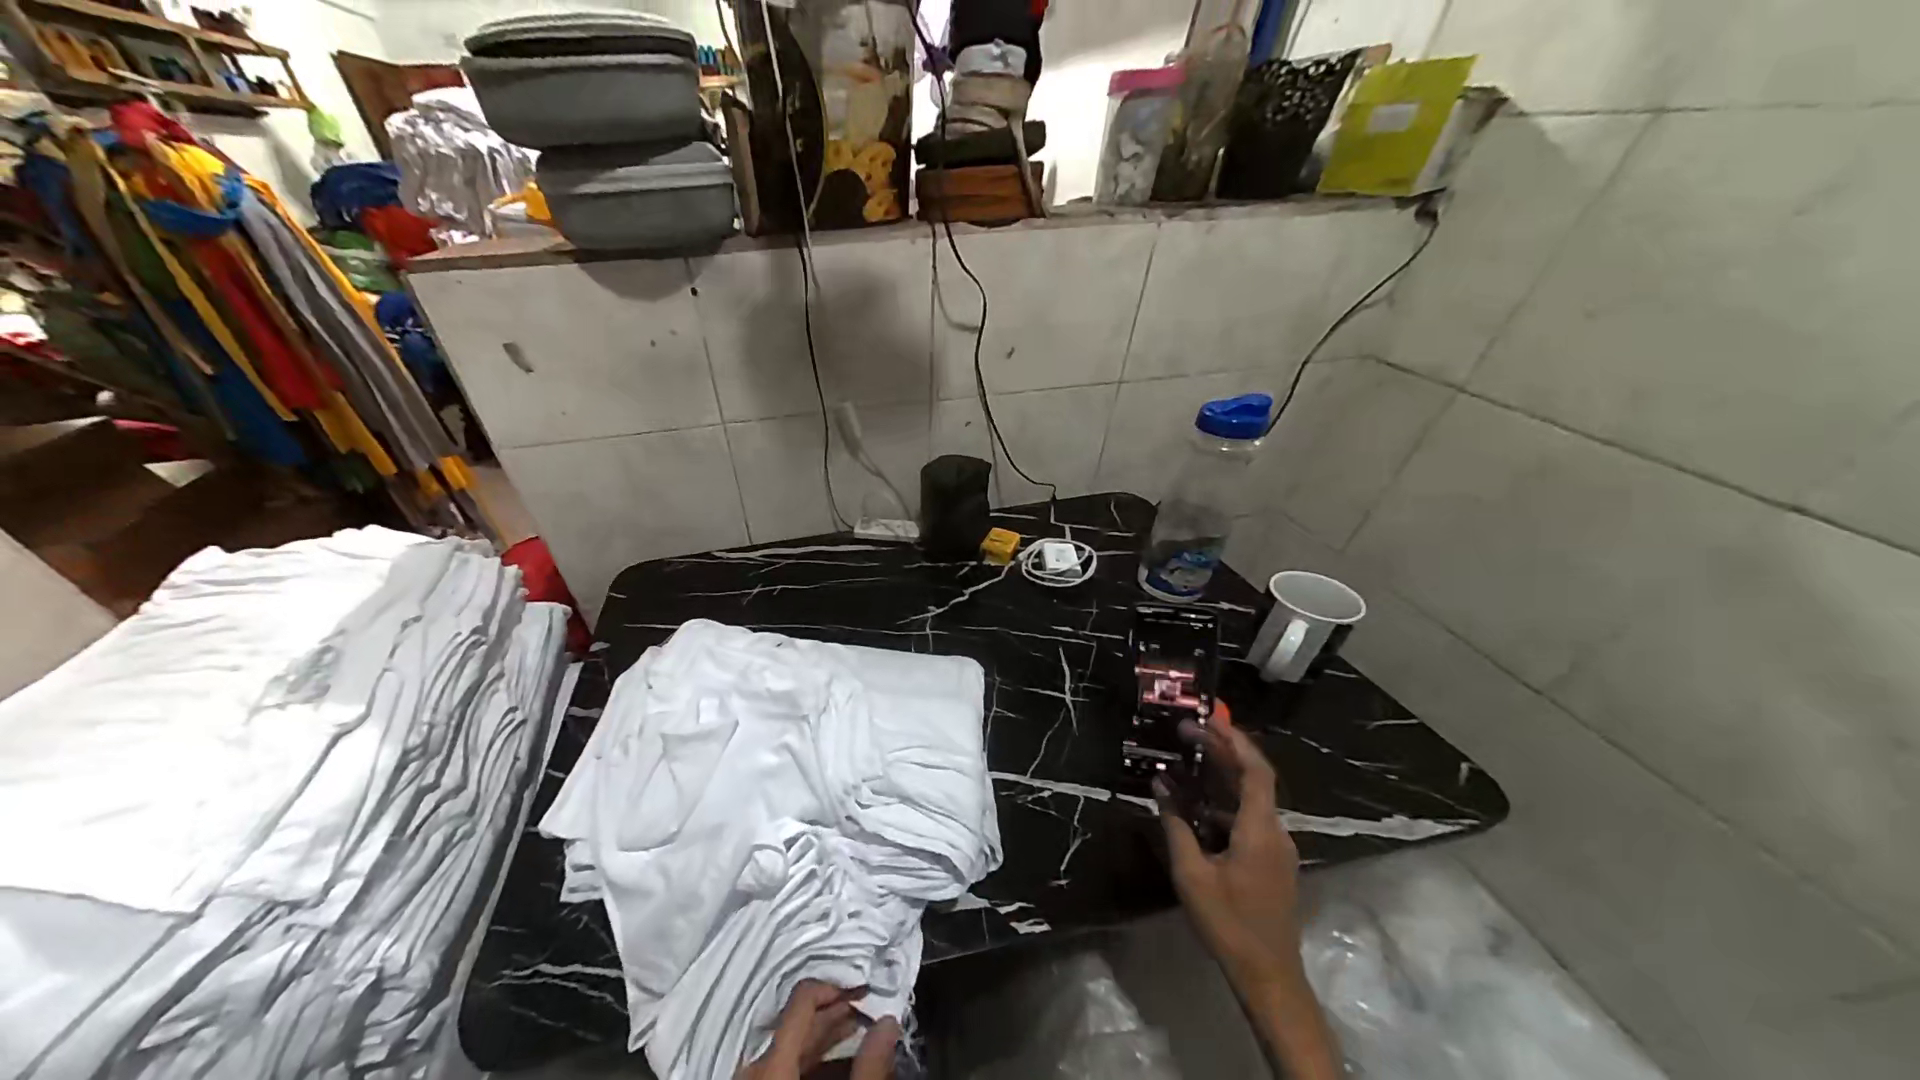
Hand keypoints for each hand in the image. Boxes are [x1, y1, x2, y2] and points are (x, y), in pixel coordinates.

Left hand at [738, 980, 899, 1079]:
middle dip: (835, 1008)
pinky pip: (784, 1061)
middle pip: (797, 1020)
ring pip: (791, 1041)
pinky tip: (839, 1056)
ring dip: (826, 1030)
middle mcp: (755, 1062)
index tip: (863, 987)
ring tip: (859, 1023)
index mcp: (771, 1059)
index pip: (802, 998)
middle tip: (867, 1002)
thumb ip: (869, 1065)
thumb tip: (890, 1020)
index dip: (834, 987)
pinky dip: (812, 1054)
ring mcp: (753, 1076)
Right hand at [1152, 703, 1301, 994]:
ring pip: (1250, 799)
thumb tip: (1160, 785)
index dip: (1234, 740)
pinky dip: (1224, 803)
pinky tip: (1197, 805)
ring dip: (1221, 777)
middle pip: (1253, 779)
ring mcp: (1277, 847)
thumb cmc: (1227, 922)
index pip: (1255, 770)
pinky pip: (1249, 818)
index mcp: (1260, 829)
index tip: (1209, 719)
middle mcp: (1275, 831)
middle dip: (1221, 751)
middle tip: (1186, 732)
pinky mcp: (1272, 860)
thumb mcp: (1192, 874)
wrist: (1268, 974)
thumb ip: (1175, 825)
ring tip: (1187, 760)